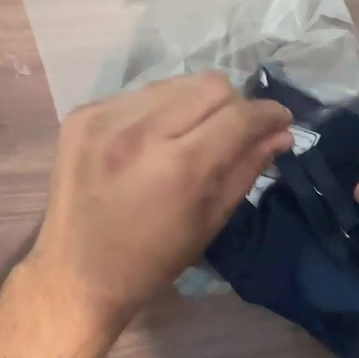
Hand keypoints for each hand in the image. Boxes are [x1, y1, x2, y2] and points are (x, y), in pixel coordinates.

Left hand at [25, 73, 293, 334]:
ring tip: (191, 133)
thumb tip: (282, 134)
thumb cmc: (153, 260)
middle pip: (212, 85)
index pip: (240, 116)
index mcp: (181, 167)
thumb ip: (248, 168)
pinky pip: (139, 94)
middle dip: (233, 106)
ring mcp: (106, 119)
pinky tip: (152, 139)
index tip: (281, 120)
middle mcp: (143, 132)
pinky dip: (157, 110)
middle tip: (234, 131)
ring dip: (195, 103)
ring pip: (176, 83)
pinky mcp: (82, 115)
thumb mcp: (210, 221)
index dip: (269, 114)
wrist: (76, 275)